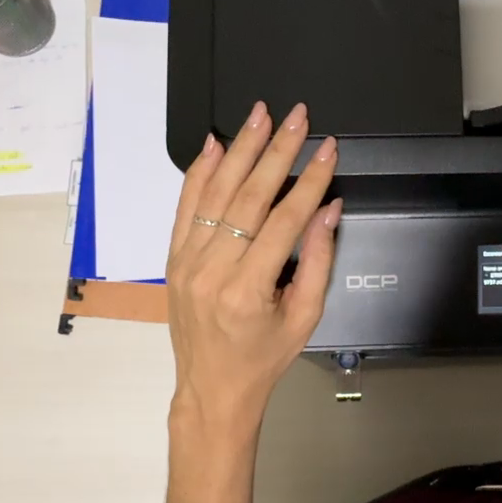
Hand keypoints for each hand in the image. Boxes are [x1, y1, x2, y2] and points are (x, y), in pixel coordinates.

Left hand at [166, 101, 341, 435]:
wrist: (212, 387)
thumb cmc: (263, 358)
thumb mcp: (305, 317)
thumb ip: (318, 260)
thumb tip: (327, 208)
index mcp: (249, 290)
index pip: (284, 220)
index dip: (310, 180)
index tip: (328, 150)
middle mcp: (211, 270)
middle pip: (248, 196)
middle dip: (277, 150)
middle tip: (297, 117)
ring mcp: (186, 261)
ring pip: (215, 192)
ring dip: (241, 149)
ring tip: (260, 115)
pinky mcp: (173, 257)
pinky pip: (186, 205)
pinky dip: (200, 171)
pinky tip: (216, 143)